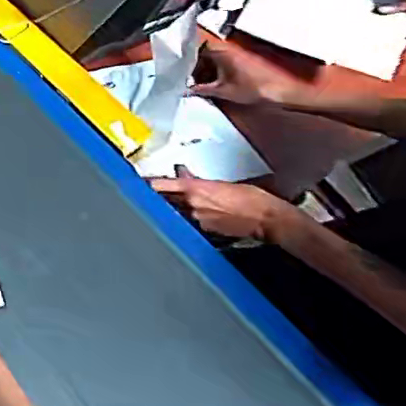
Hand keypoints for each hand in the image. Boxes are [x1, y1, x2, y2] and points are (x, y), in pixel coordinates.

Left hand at [149, 167, 296, 241]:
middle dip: (159, 196)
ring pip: (178, 211)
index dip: (148, 184)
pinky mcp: (206, 230)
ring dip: (176, 207)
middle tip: (151, 192)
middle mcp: (192, 205)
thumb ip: (196, 181)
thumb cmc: (251, 198)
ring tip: (181, 204)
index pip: (161, 185)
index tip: (137, 181)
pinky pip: (192, 222)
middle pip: (165, 200)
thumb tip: (183, 175)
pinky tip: (199, 215)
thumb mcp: (222, 183)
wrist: (268, 218)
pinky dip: (191, 217)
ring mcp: (198, 219)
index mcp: (194, 189)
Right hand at [191, 39, 304, 108]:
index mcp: (217, 50)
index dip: (183, 62)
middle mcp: (225, 46)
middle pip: (200, 53)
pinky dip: (215, 70)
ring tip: (199, 83)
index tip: (178, 73)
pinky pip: (221, 60)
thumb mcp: (223, 91)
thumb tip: (186, 90)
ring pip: (210, 57)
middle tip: (187, 80)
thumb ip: (202, 90)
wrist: (284, 89)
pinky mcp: (242, 58)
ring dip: (204, 69)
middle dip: (193, 67)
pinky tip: (213, 81)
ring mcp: (234, 52)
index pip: (192, 50)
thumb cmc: (253, 88)